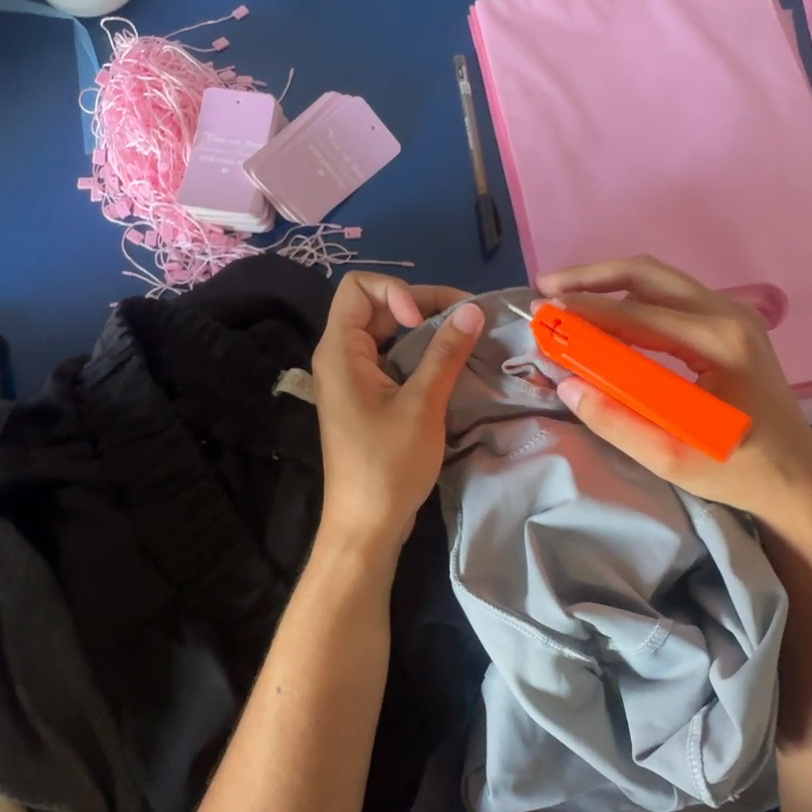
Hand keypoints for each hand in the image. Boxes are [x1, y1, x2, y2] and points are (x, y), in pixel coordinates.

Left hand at [311, 272, 483, 550]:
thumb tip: (472, 310)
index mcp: (340, 351)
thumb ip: (445, 353)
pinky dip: (420, 353)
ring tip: (467, 337)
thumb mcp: (421, 405)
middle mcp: (340, 357)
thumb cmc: (387, 465)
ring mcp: (353, 378)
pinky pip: (392, 358)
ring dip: (425, 329)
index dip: (396, 290)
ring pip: (388, 333)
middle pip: (376, 305)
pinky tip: (451, 364)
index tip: (423, 321)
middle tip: (468, 319)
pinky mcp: (367, 398)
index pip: (358, 286)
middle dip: (422, 304)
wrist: (366, 525)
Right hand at [538, 256, 811, 542]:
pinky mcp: (728, 326)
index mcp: (719, 342)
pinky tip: (601, 316)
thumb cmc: (740, 473)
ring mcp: (731, 316)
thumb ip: (615, 421)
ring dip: (607, 284)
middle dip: (590, 277)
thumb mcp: (672, 459)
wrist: (799, 481)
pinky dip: (628, 300)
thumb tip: (566, 384)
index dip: (583, 311)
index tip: (540, 312)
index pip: (636, 314)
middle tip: (545, 288)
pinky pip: (668, 298)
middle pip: (647, 274)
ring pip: (657, 280)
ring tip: (563, 297)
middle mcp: (727, 315)